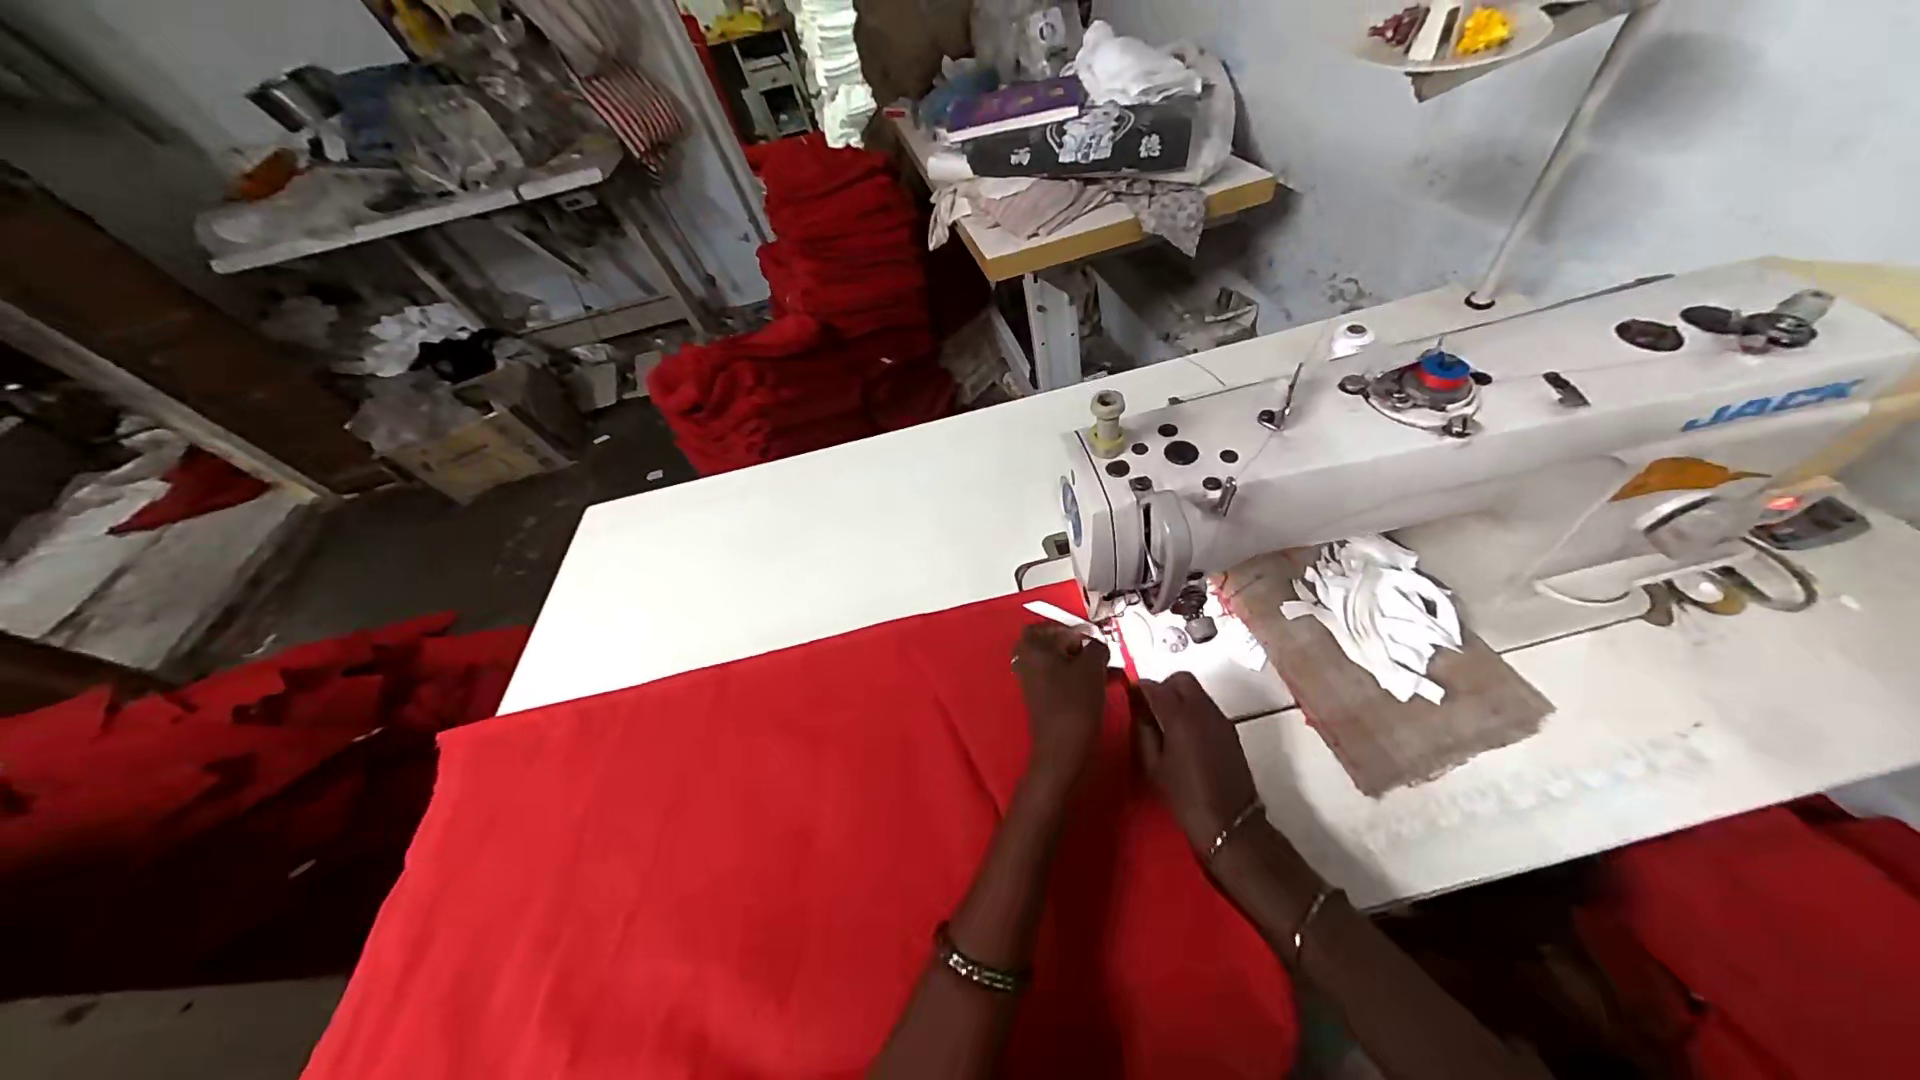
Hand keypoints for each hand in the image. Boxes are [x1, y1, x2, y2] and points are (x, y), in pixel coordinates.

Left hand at [1011, 623, 1110, 792]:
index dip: (1079, 629)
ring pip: (1061, 661)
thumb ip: (1096, 646)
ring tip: (1108, 670)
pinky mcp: (1041, 696)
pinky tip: (1102, 683)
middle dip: (1081, 646)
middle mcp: (1026, 659)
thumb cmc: (1074, 702)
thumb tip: (1096, 644)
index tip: (1099, 638)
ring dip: (1083, 662)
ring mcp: (1032, 679)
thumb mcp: (1092, 666)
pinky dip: (1079, 677)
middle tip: (1101, 653)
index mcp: (1032, 646)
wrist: (1062, 748)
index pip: (1055, 624)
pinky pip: (1061, 677)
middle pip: (1056, 642)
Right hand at [1134, 672, 1260, 854]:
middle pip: (1180, 679)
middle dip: (1162, 687)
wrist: (1230, 823)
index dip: (1138, 689)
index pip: (1154, 687)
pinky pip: (1207, 706)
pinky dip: (1192, 709)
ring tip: (1165, 722)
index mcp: (1180, 717)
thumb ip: (1143, 732)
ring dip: (1179, 697)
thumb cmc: (1185, 798)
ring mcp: (1220, 719)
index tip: (1128, 699)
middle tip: (1148, 708)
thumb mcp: (1153, 767)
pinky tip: (1184, 734)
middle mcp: (1202, 710)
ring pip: (1196, 691)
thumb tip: (1138, 712)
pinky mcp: (1230, 730)